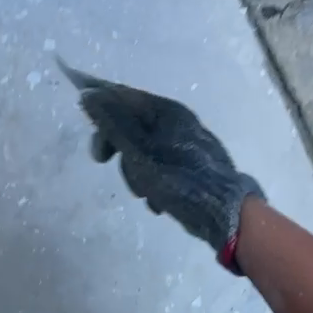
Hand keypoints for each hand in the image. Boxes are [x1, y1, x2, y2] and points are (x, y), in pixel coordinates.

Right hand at [59, 59, 262, 268]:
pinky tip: (157, 201)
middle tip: (102, 161)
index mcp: (165, 111)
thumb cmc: (180, 181)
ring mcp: (185, 144)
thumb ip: (113, 124)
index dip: (100, 102)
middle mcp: (176, 121)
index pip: (123, 95)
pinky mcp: (190, 166)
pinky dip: (152, 181)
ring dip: (135, 171)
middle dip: (116, 145)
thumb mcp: (139, 153)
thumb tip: (89, 95)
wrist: (229, 218)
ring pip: (142, 149)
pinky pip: (158, 166)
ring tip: (145, 193)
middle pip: (130, 123)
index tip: (84, 116)